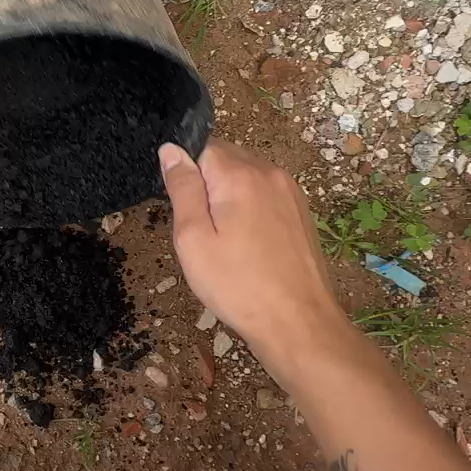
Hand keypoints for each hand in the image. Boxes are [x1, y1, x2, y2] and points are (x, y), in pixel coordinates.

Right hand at [158, 139, 351, 369]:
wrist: (298, 324)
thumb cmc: (237, 285)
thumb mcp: (193, 238)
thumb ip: (182, 188)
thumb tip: (171, 149)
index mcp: (239, 176)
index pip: (200, 146)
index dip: (185, 174)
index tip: (185, 209)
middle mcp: (269, 172)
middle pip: (223, 158)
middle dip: (205, 183)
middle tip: (202, 229)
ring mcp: (289, 191)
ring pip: (243, 175)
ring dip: (226, 195)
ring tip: (224, 238)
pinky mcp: (300, 210)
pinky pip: (262, 192)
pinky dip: (247, 206)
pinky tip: (246, 242)